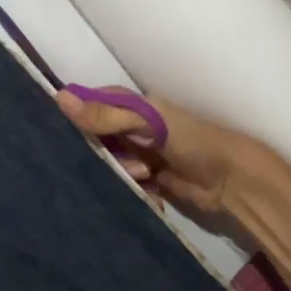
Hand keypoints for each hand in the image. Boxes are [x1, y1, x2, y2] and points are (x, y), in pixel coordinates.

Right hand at [57, 87, 264, 225]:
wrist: (233, 183)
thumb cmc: (193, 141)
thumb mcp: (148, 122)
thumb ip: (106, 115)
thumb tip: (59, 98)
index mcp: (128, 105)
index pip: (86, 104)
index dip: (72, 117)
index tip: (57, 133)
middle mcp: (128, 127)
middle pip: (93, 139)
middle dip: (101, 153)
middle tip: (119, 162)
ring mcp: (135, 154)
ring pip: (106, 164)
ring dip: (121, 173)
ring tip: (145, 176)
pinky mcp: (143, 180)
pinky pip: (121, 184)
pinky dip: (131, 190)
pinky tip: (148, 192)